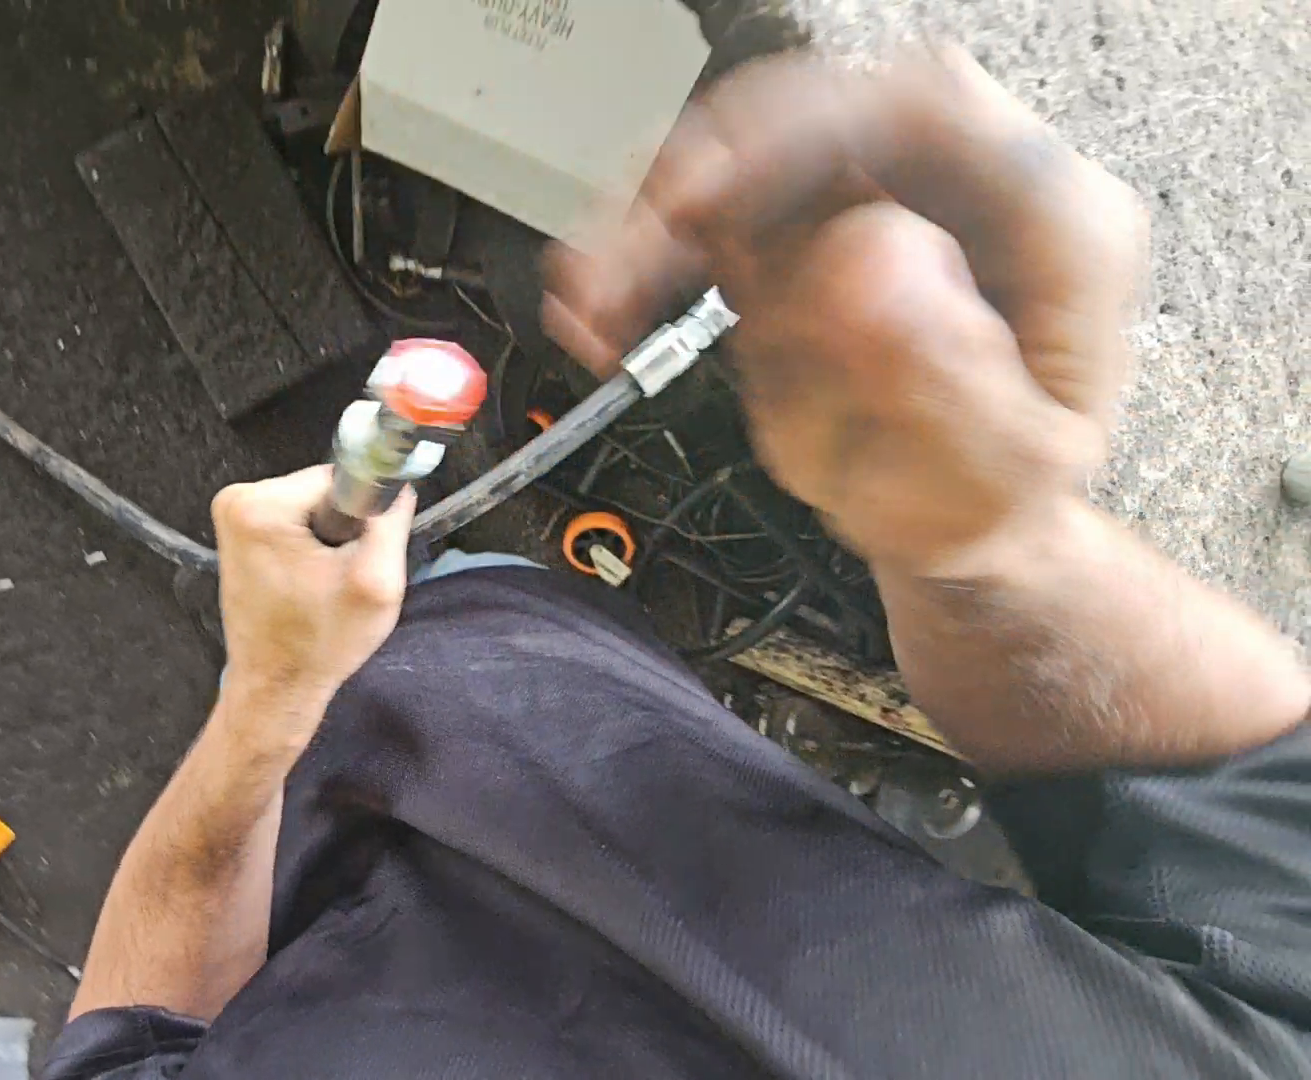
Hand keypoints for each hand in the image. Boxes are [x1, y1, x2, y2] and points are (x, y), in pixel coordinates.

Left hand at [211, 466, 413, 745]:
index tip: (354, 556)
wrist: (276, 685)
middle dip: (342, 528)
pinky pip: (294, 520)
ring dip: (327, 539)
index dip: (361, 516)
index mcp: (261, 506)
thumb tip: (398, 483)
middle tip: (339, 575)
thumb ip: (391, 523)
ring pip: (311, 505)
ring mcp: (233, 516)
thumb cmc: (319, 643)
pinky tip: (306, 582)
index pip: (339, 479)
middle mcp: (237, 501)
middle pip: (323, 489)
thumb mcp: (376, 584)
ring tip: (321, 583)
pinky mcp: (239, 533)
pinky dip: (309, 547)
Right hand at [545, 49, 1146, 575]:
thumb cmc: (978, 502)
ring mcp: (848, 225)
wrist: (942, 519)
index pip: (910, 114)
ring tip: (581, 308)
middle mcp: (933, 199)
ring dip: (640, 234)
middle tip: (604, 269)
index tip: (686, 203)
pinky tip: (601, 317)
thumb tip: (861, 251)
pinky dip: (639, 272)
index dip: (785, 137)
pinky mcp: (786, 261)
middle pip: (797, 130)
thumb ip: (945, 368)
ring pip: (729, 180)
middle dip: (682, 187)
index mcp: (1030, 219)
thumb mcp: (988, 466)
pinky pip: (699, 239)